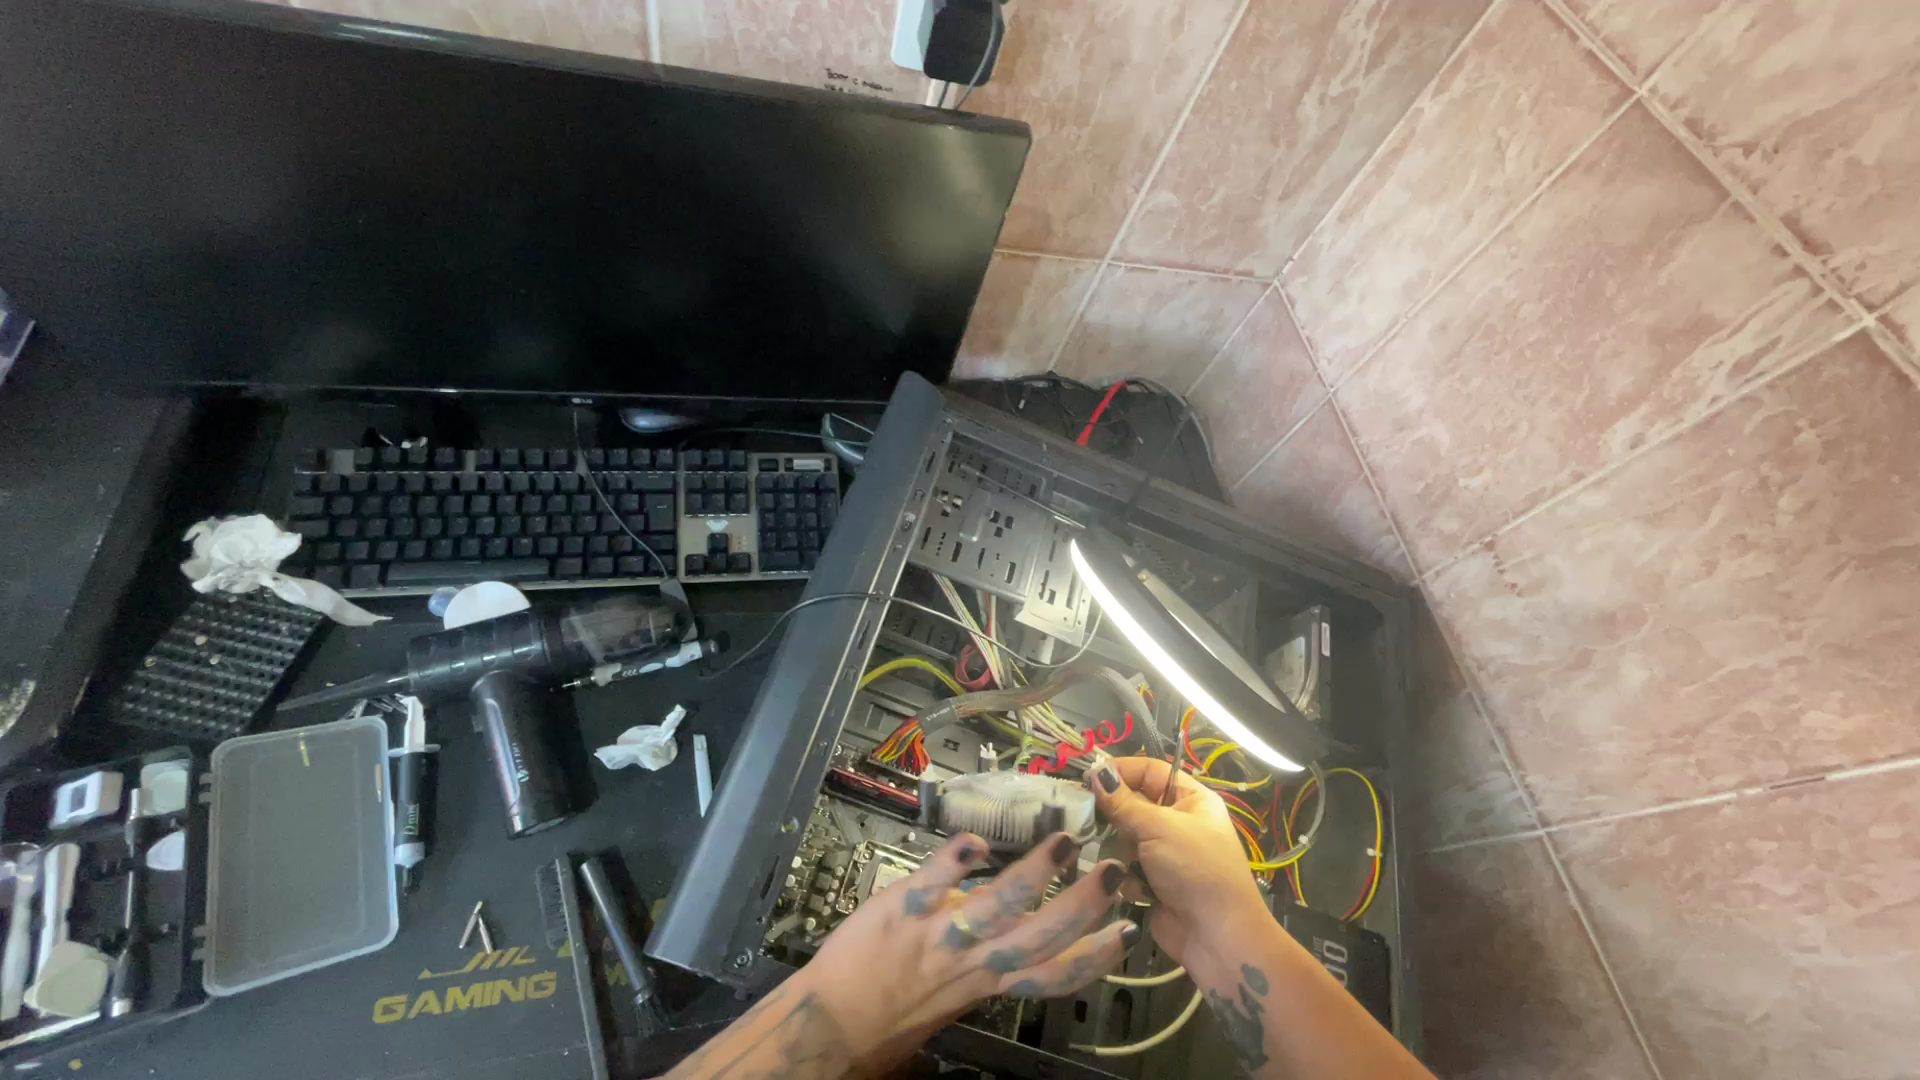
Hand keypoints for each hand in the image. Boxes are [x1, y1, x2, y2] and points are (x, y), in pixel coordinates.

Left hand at [790, 831, 1136, 1059]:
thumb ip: (989, 958)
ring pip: (996, 910)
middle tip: (1115, 871)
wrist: (833, 1022)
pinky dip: (953, 864)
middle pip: (1038, 939)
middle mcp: (972, 961)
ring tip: (1063, 843)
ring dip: (1033, 876)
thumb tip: (1020, 922)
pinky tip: (976, 841)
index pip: (1053, 974)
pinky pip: (930, 886)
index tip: (1129, 929)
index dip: (1095, 956)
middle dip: (1081, 907)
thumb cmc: (896, 1010)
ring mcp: (938, 935)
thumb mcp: (956, 993)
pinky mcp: (902, 912)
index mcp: (988, 981)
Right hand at [1084, 756, 1268, 965]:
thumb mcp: (1159, 827)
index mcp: (1191, 799)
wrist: (1217, 938)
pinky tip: (1132, 886)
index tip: (1088, 778)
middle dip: (1116, 815)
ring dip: (1122, 849)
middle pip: (1134, 803)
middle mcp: (1179, 822)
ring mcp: (1166, 853)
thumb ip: (1123, 802)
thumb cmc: (1195, 869)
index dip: (1121, 771)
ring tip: (1122, 860)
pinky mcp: (1154, 881)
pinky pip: (1127, 866)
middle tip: (1090, 818)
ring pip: (1126, 836)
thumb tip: (1095, 774)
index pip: (1149, 771)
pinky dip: (1126, 875)